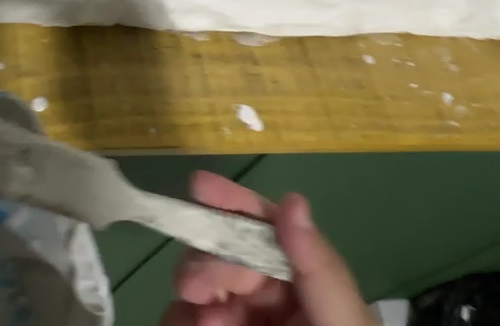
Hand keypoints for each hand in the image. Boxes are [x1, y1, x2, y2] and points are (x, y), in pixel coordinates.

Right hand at [161, 172, 370, 325]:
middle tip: (192, 287)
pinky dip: (180, 320)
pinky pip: (186, 322)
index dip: (234, 203)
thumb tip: (292, 200)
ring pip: (201, 294)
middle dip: (207, 263)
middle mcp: (274, 303)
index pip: (268, 230)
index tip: (197, 187)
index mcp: (309, 288)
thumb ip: (320, 271)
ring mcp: (245, 325)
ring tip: (200, 324)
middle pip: (226, 259)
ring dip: (193, 302)